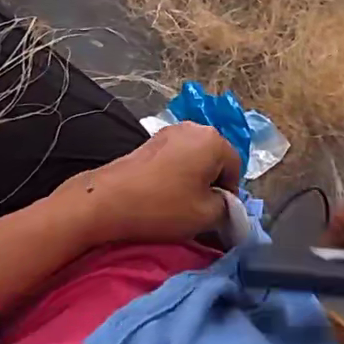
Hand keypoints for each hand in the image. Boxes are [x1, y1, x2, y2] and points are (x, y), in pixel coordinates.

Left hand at [50, 123, 241, 247]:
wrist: (107, 200)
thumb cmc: (163, 206)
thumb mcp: (206, 216)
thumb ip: (227, 209)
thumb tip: (226, 206)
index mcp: (214, 140)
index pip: (235, 167)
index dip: (230, 194)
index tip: (218, 214)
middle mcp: (195, 128)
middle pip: (215, 158)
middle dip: (212, 183)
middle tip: (200, 209)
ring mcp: (170, 131)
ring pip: (195, 157)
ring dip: (194, 178)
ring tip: (180, 203)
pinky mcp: (151, 141)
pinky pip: (176, 156)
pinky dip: (176, 173)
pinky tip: (164, 193)